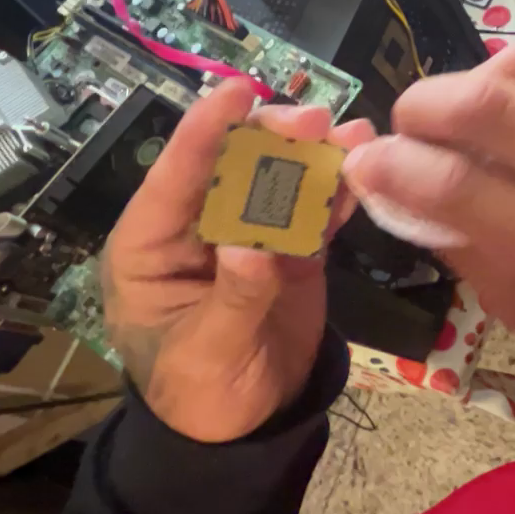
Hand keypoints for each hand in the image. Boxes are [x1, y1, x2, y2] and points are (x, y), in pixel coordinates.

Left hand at [104, 78, 374, 441]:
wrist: (248, 422)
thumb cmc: (200, 392)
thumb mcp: (205, 353)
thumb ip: (232, 298)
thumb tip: (251, 246)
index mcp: (154, 245)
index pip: (174, 177)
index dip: (205, 131)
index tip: (236, 91)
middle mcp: (203, 226)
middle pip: (236, 165)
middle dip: (273, 137)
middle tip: (314, 122)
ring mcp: (253, 233)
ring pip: (282, 179)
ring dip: (316, 154)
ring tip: (353, 134)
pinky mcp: (294, 247)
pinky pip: (315, 210)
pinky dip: (338, 190)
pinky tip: (361, 168)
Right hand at [341, 45, 514, 378]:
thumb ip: (458, 242)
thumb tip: (394, 181)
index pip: (467, 190)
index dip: (398, 168)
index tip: (360, 164)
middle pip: (494, 109)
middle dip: (424, 108)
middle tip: (399, 131)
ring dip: (460, 84)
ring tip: (437, 119)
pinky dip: (502, 78)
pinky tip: (483, 107)